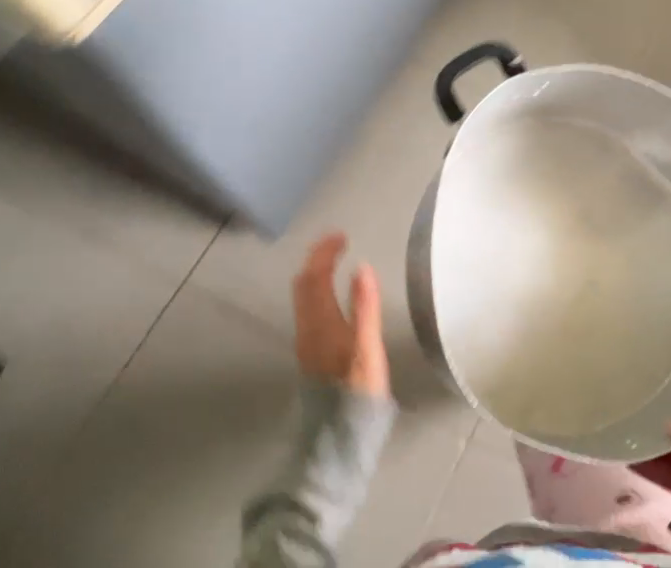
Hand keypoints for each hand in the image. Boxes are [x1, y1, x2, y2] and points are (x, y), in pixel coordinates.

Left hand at [293, 233, 388, 397]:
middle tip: (336, 244)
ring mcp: (307, 342)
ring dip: (315, 274)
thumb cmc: (357, 390)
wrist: (336, 435)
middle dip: (317, 259)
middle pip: (303, 285)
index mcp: (321, 321)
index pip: (315, 276)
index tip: (342, 236)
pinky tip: (331, 299)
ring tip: (333, 264)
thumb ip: (365, 307)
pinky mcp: (311, 354)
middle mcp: (307, 328)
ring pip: (303, 298)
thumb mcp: (367, 348)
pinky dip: (317, 292)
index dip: (326, 252)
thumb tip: (362, 267)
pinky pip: (308, 310)